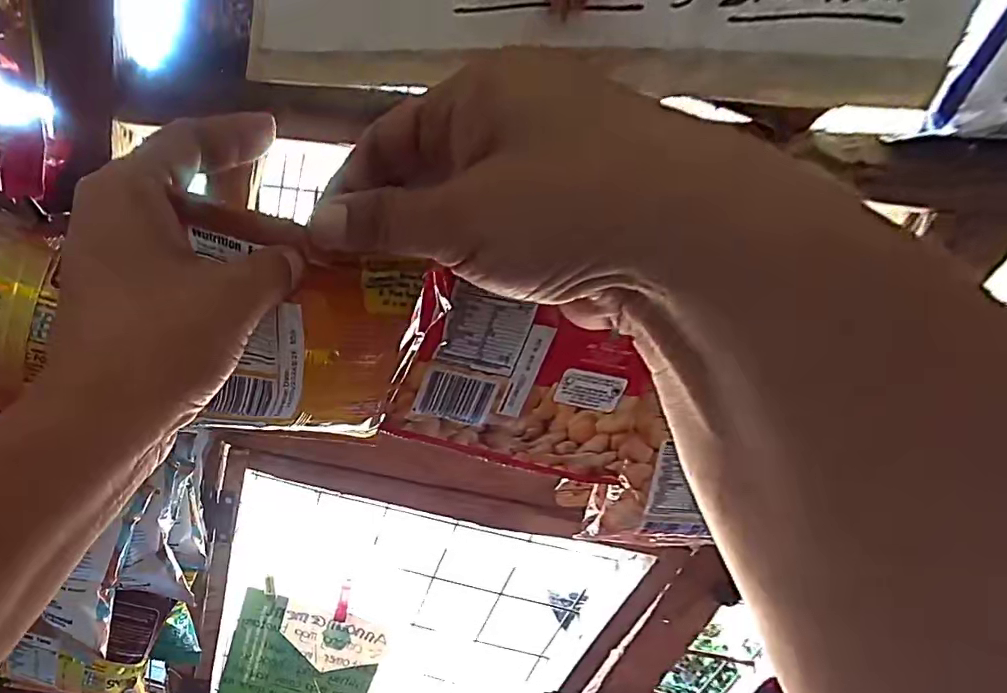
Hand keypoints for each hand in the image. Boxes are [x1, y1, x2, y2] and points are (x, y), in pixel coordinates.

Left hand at [29, 115, 303, 434]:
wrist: (100, 425)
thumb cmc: (161, 344)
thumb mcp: (231, 297)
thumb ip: (271, 267)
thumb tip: (294, 259)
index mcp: (124, 194)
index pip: (187, 142)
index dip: (235, 137)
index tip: (273, 134)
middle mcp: (105, 225)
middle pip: (179, 199)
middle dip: (235, 211)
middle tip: (280, 218)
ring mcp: (102, 274)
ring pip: (172, 249)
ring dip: (222, 257)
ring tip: (272, 267)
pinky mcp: (108, 318)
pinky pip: (163, 288)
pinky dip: (201, 291)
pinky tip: (239, 309)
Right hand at [309, 50, 850, 309]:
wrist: (689, 237)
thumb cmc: (563, 209)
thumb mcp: (458, 218)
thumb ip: (383, 223)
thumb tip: (317, 227)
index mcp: (479, 92)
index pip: (386, 138)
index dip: (346, 189)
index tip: (320, 241)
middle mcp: (508, 111)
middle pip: (418, 166)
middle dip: (380, 219)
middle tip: (345, 273)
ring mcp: (539, 155)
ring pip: (453, 197)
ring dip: (417, 240)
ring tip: (382, 287)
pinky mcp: (560, 198)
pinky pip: (488, 219)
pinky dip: (458, 249)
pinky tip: (438, 284)